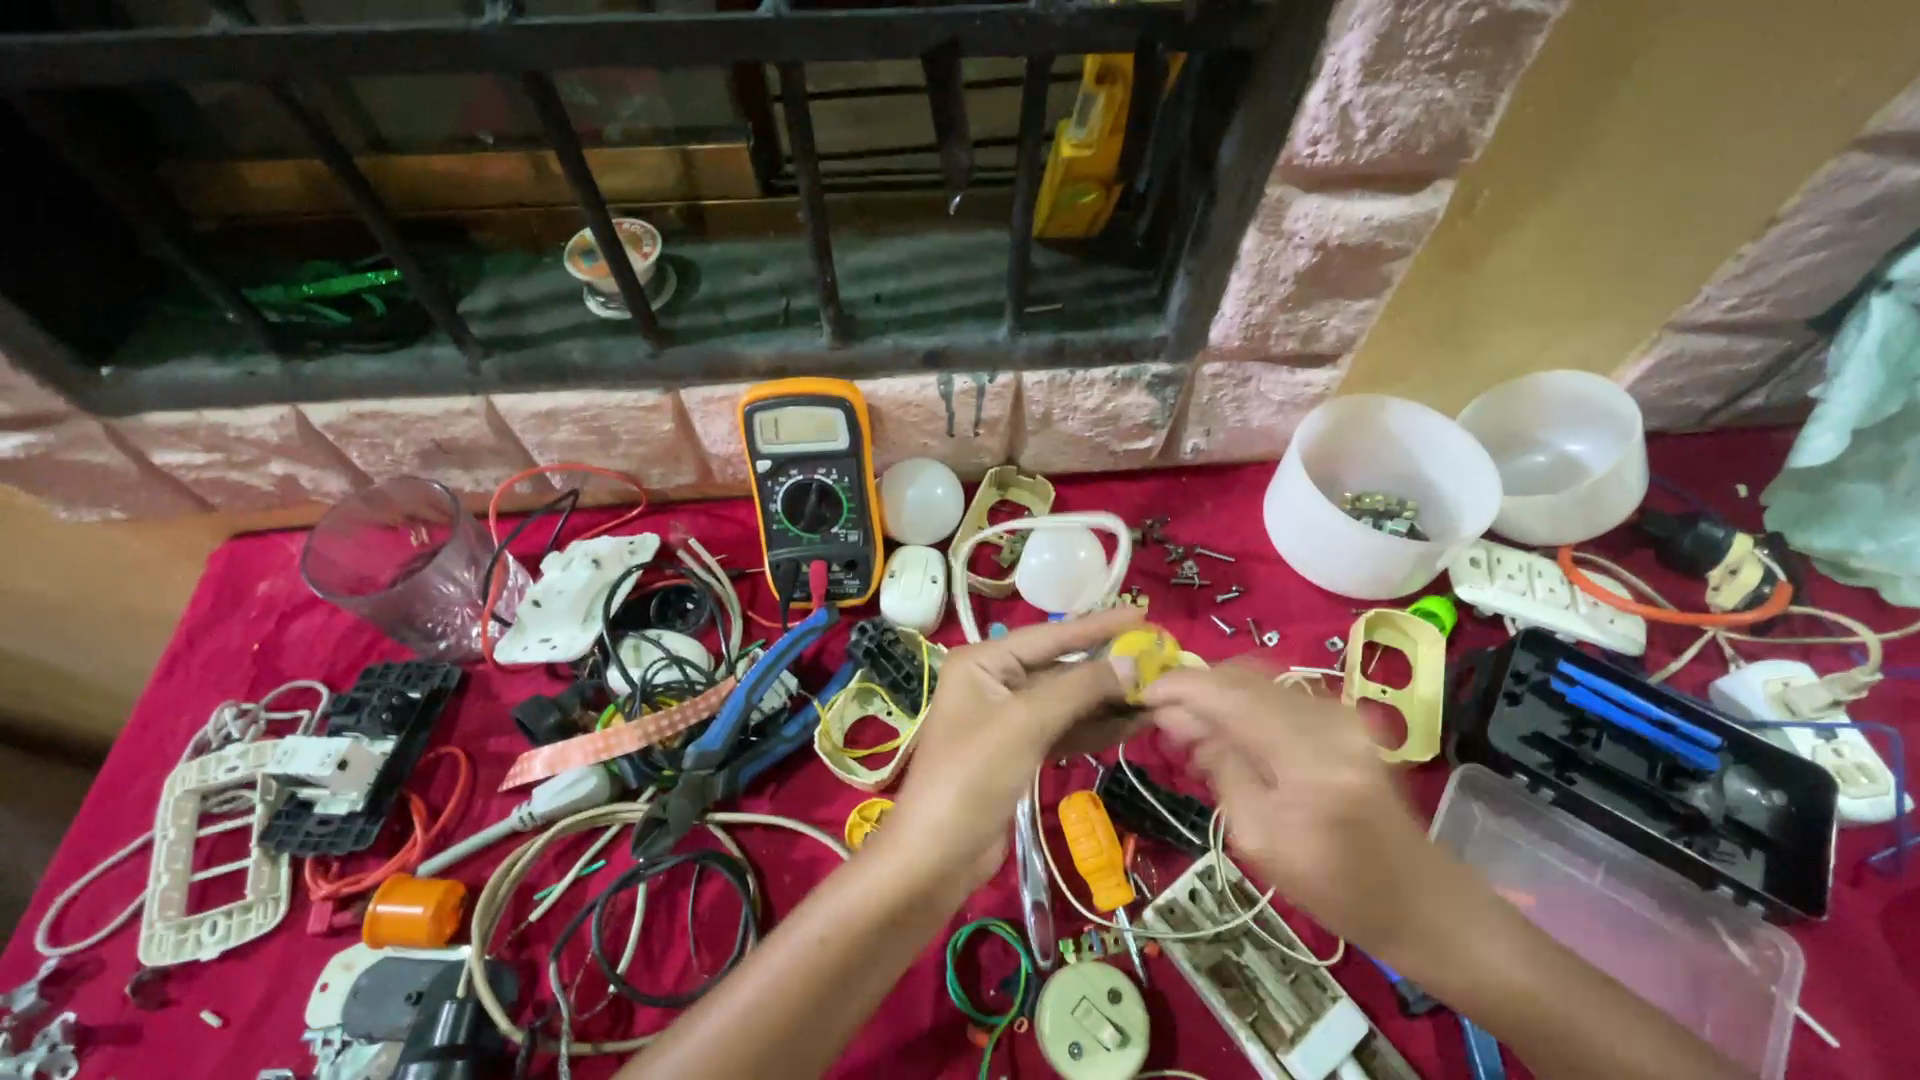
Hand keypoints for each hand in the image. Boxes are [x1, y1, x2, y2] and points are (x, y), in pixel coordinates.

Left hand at [886, 607, 1143, 885]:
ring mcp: (1007, 720)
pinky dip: (1096, 729)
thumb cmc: (973, 775)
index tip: (1143, 614)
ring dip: (1109, 701)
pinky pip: (1064, 731)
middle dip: (1108, 667)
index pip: (1049, 635)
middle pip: (1061, 668)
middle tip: (1161, 659)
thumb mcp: (1026, 722)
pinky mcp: (1020, 753)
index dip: (1098, 625)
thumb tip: (1134, 664)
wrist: (938, 854)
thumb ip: (1081, 688)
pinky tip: (1134, 724)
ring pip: (1067, 702)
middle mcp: (993, 682)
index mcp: (983, 662)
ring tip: (1160, 692)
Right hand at [1141, 664, 1448, 955]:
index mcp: (1308, 754)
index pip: (1229, 694)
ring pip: (1258, 681)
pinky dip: (1243, 705)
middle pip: (1243, 677)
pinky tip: (1225, 736)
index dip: (1179, 686)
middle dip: (1195, 690)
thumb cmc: (1335, 887)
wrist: (1419, 901)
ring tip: (1187, 732)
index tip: (1141, 695)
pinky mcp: (1344, 720)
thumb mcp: (1258, 838)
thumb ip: (1220, 768)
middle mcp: (1328, 718)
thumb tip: (1180, 722)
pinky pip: (1278, 696)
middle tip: (1160, 720)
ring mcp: (1341, 714)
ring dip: (1217, 696)